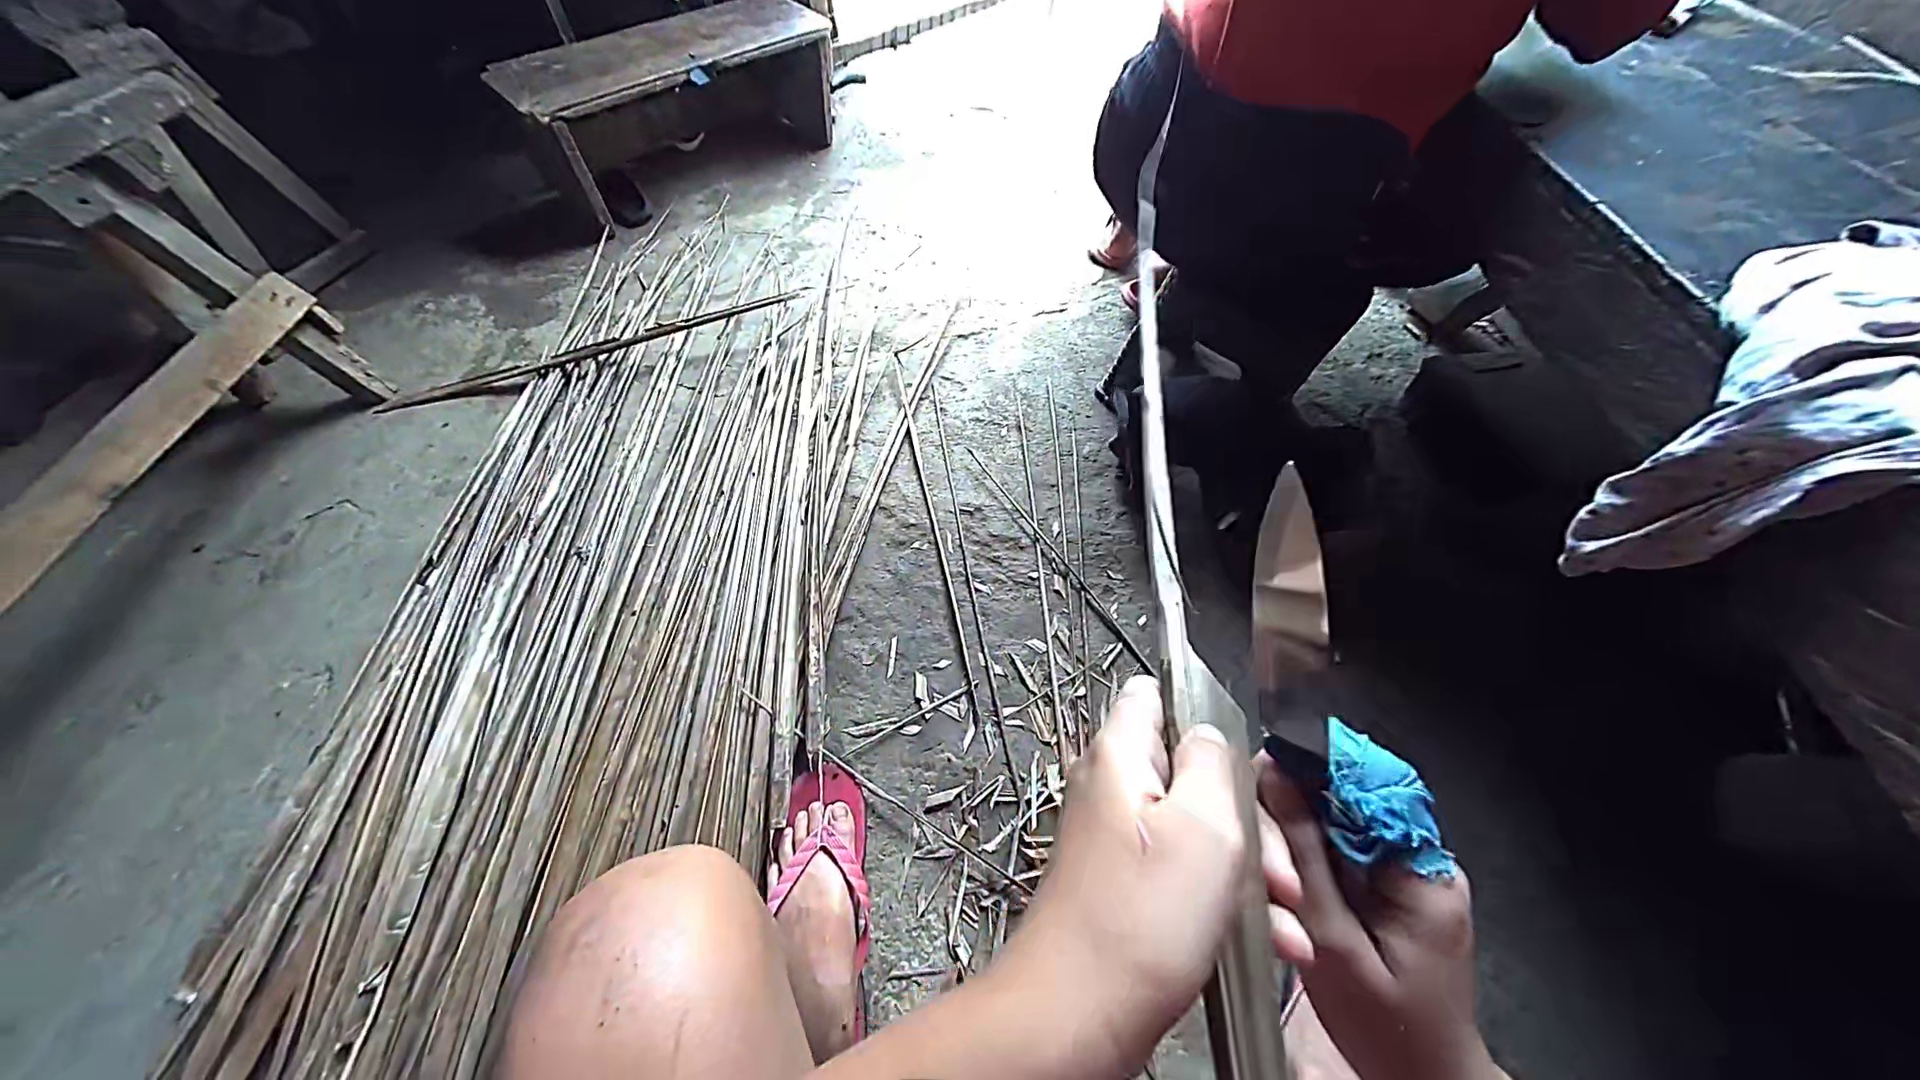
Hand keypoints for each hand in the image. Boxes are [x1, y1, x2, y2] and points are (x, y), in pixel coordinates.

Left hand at [991, 675, 1248, 1077]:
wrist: (1079, 1012)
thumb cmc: (1144, 917)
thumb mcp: (1202, 826)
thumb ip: (1211, 763)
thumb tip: (1208, 735)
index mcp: (1119, 752)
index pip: (1153, 694)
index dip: (1201, 713)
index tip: (1243, 762)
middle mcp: (1112, 783)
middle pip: (1190, 768)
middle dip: (1245, 817)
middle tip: (1279, 874)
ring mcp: (1117, 831)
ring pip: (1196, 824)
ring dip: (1246, 868)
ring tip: (1286, 921)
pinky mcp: (1125, 876)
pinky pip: (1182, 866)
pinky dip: (1222, 896)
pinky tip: (1270, 942)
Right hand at [1256, 753, 1503, 1079]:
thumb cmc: (1383, 1027)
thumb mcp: (1331, 940)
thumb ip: (1302, 852)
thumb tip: (1274, 773)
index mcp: (1421, 869)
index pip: (1362, 784)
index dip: (1305, 770)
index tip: (1258, 782)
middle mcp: (1418, 857)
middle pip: (1342, 798)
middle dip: (1291, 814)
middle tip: (1264, 860)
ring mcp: (1402, 868)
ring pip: (1332, 817)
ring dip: (1292, 836)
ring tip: (1274, 880)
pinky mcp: (1384, 880)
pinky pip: (1335, 842)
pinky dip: (1303, 852)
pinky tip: (1286, 880)